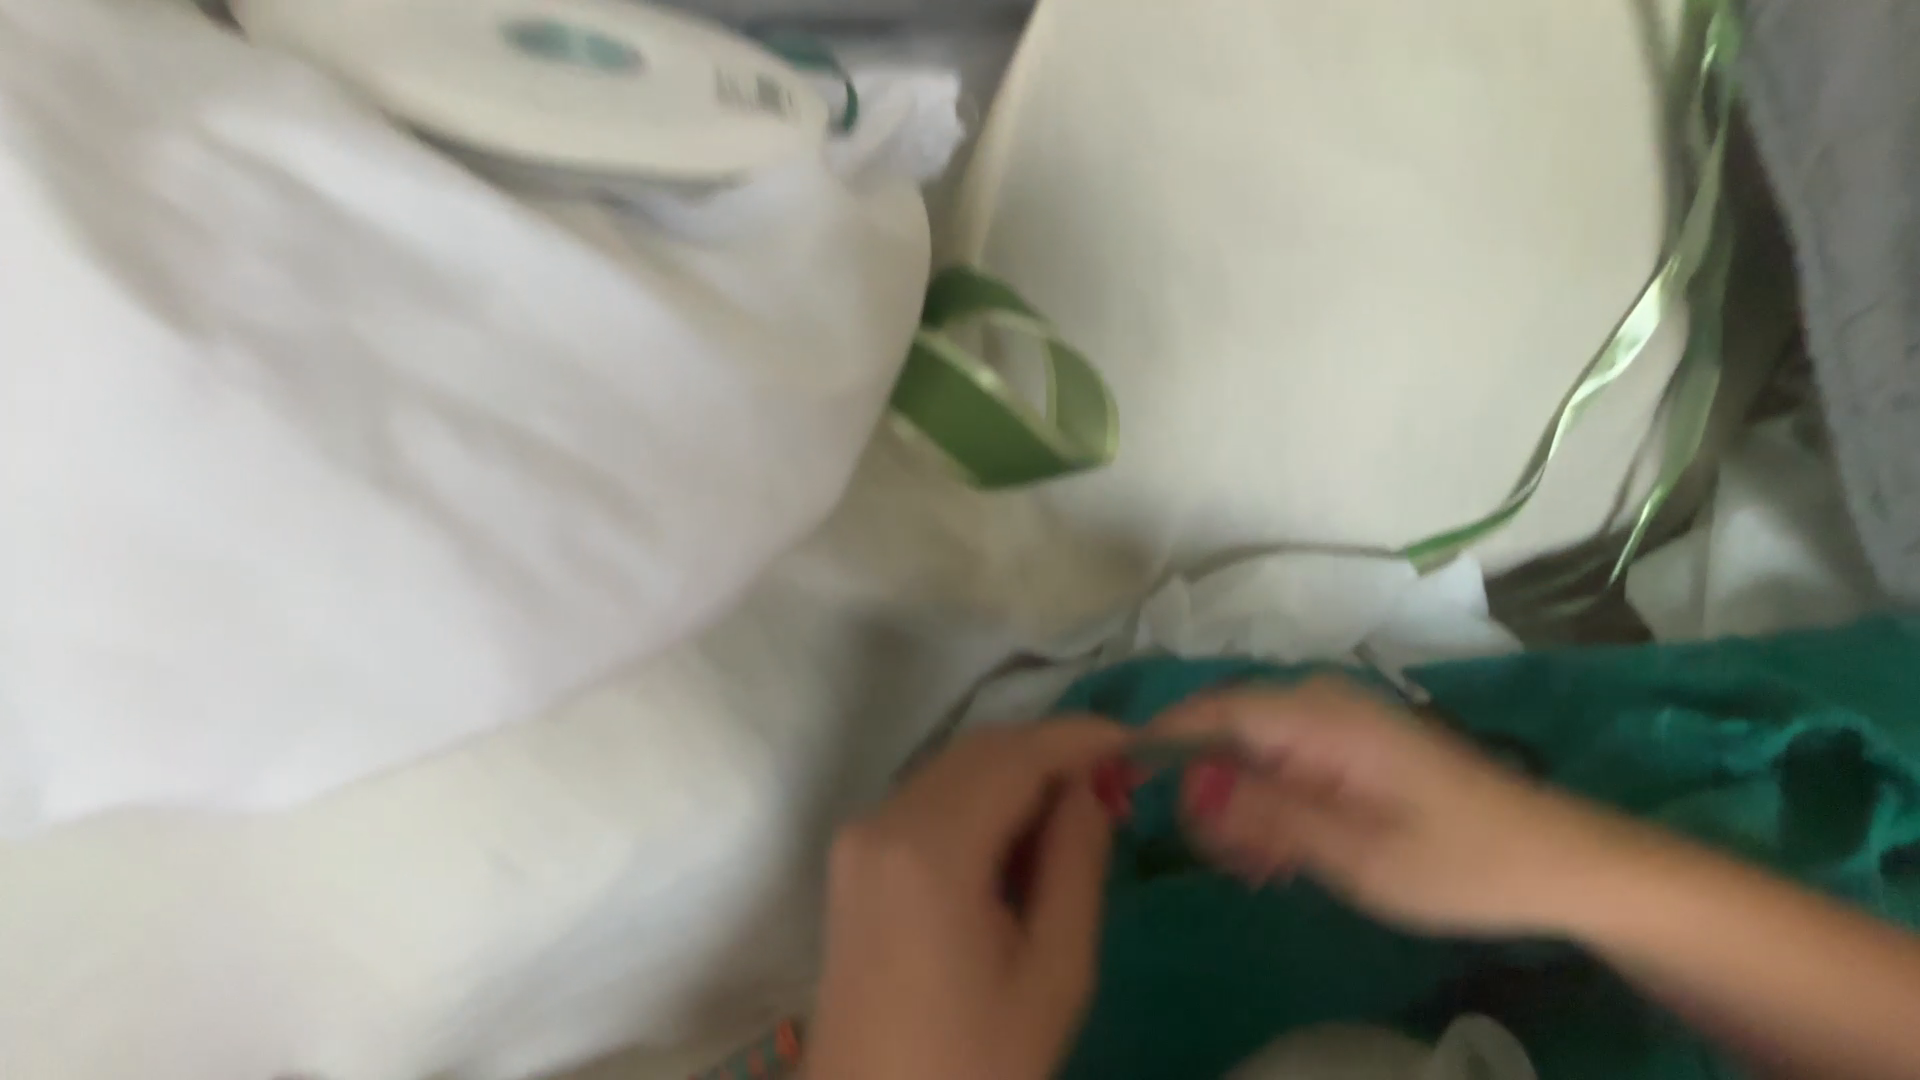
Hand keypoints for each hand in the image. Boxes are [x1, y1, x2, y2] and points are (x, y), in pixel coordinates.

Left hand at [806, 721, 1130, 1079]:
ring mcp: (860, 834)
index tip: (1133, 741)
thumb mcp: (1052, 973)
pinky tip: (1015, 840)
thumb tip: (1087, 787)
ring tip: (1072, 817)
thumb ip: (1075, 862)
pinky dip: (979, 798)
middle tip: (1112, 784)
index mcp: (931, 850)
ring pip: (952, 767)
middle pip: (979, 750)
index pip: (1014, 756)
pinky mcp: (853, 855)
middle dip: (1048, 753)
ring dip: (1015, 774)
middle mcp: (884, 821)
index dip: (1077, 738)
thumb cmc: (974, 1065)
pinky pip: (928, 797)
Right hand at [1160, 676, 1650, 936]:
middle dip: (1206, 790)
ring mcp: (1332, 726)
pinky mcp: (1344, 750)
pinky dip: (1266, 808)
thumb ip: (1268, 813)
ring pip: (1248, 752)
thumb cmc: (1461, 860)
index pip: (1214, 710)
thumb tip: (1189, 784)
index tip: (1121, 775)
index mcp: (1319, 717)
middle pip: (1225, 731)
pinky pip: (1279, 766)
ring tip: (1256, 868)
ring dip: (1237, 807)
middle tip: (1219, 856)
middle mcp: (1318, 706)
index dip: (1161, 737)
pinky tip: (1278, 858)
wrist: (1562, 864)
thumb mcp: (1358, 852)